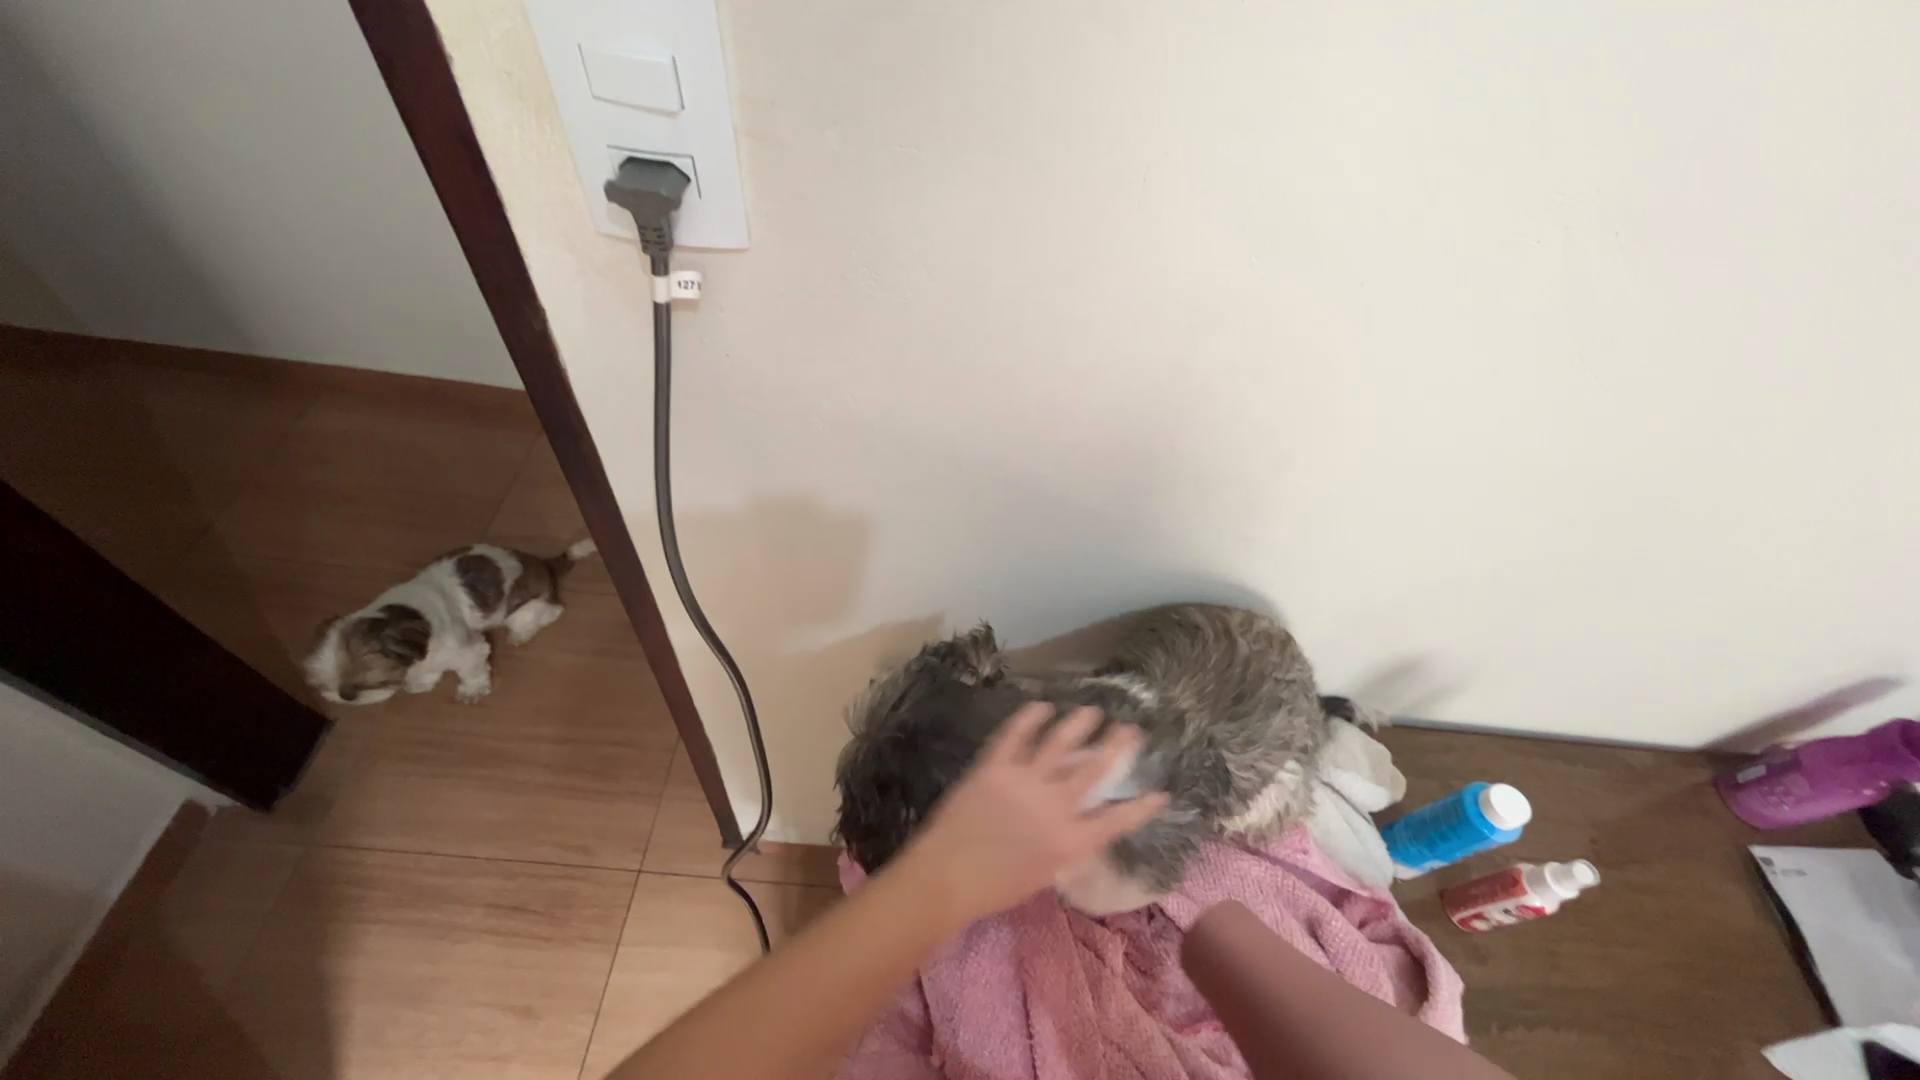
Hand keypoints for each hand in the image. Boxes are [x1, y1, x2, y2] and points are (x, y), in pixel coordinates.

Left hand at [894, 703, 1169, 925]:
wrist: (946, 877)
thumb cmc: (994, 888)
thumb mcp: (1043, 875)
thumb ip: (1064, 847)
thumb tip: (1074, 826)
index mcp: (1070, 842)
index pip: (1117, 820)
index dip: (1142, 807)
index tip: (1161, 793)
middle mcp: (1053, 807)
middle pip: (1094, 769)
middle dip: (1116, 747)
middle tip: (1129, 730)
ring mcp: (1023, 782)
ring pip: (1059, 743)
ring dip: (1078, 724)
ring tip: (1091, 711)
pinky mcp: (995, 767)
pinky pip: (1015, 735)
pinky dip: (1029, 718)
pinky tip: (1041, 706)